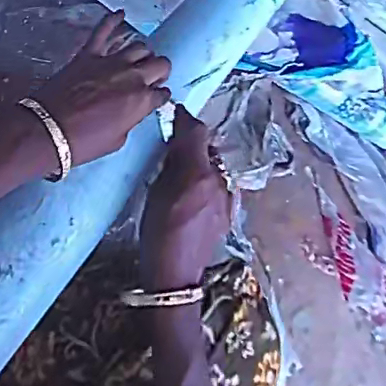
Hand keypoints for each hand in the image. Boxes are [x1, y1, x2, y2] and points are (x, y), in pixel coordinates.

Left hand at [33, 10, 171, 166]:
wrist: (48, 131)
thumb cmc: (83, 143)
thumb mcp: (118, 139)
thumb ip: (130, 119)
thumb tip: (131, 110)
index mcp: (142, 101)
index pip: (162, 93)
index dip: (160, 96)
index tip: (156, 97)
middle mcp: (133, 77)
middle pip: (160, 64)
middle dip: (160, 71)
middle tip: (153, 77)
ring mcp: (110, 62)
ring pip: (139, 46)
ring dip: (143, 54)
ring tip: (138, 59)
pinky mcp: (89, 54)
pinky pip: (103, 31)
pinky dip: (112, 20)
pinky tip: (120, 13)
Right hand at [140, 111, 232, 289]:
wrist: (176, 273)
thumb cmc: (157, 232)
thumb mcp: (155, 191)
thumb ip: (170, 163)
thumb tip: (176, 143)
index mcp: (197, 172)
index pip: (196, 131)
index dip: (185, 118)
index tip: (176, 112)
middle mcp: (218, 180)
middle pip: (208, 148)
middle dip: (193, 143)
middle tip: (175, 145)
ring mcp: (227, 197)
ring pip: (215, 167)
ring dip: (202, 163)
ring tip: (185, 171)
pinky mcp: (230, 211)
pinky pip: (220, 186)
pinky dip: (209, 182)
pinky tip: (196, 192)